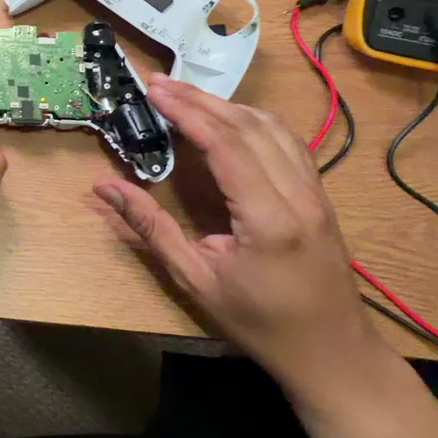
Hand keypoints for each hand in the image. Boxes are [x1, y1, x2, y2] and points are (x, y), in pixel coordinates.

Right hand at [94, 75, 388, 396]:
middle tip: (158, 81)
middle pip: (248, 126)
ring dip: (227, 104)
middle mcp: (299, 196)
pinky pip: (288, 141)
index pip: (225, 144)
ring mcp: (317, 194)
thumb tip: (103, 186)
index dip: (186, 111)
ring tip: (186, 94)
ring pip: (272, 127)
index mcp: (268, 219)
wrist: (333, 356)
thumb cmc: (260, 323)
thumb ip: (150, 226)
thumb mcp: (195, 280)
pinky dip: (253, 120)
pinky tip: (228, 118)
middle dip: (199, 98)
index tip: (152, 89)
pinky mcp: (321, 196)